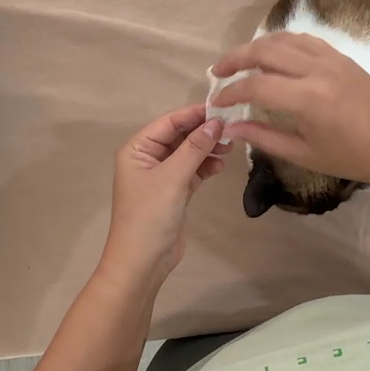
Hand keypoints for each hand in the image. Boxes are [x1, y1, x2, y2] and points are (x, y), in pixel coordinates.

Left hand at [99, 105, 232, 286]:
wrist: (142, 262)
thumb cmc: (150, 215)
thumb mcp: (172, 178)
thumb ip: (195, 148)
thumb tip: (217, 122)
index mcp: (137, 149)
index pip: (168, 122)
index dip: (194, 114)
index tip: (223, 108)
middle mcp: (147, 158)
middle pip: (179, 135)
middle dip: (203, 131)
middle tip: (232, 128)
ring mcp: (161, 176)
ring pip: (188, 153)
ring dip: (207, 148)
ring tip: (230, 147)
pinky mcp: (174, 192)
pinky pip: (192, 170)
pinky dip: (205, 166)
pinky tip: (220, 165)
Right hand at [210, 33, 369, 185]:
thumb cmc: (349, 157)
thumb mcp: (303, 154)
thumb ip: (263, 137)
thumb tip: (231, 127)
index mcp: (307, 100)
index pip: (256, 86)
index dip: (231, 92)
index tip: (218, 101)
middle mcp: (317, 71)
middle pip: (265, 51)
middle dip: (236, 59)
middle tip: (218, 71)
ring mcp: (331, 59)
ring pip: (284, 39)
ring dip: (257, 46)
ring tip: (240, 60)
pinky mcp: (341, 56)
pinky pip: (305, 40)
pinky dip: (283, 42)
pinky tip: (272, 54)